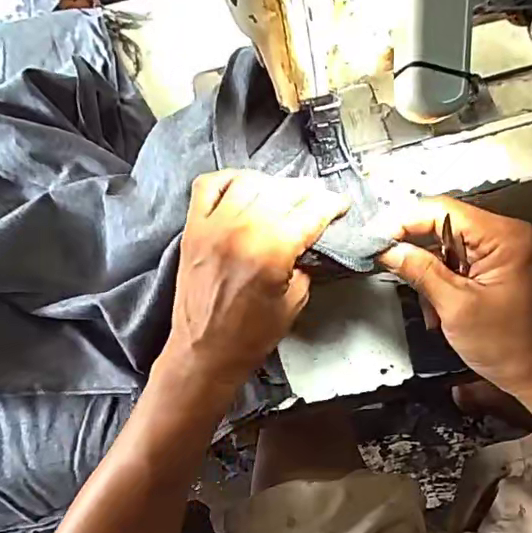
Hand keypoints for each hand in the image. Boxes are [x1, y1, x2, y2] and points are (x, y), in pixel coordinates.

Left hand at [160, 170, 350, 391]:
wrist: (204, 352)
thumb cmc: (248, 336)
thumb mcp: (294, 302)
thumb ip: (305, 263)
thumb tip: (310, 241)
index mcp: (270, 250)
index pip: (311, 209)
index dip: (332, 205)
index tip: (338, 205)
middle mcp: (241, 230)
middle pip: (283, 190)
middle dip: (307, 194)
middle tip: (315, 204)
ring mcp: (213, 226)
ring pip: (249, 181)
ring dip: (271, 185)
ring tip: (281, 197)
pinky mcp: (192, 229)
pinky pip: (208, 186)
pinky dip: (227, 180)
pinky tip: (242, 188)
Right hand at [376, 196, 531, 400]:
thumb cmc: (510, 344)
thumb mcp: (455, 306)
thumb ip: (420, 271)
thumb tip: (389, 249)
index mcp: (504, 237)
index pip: (442, 211)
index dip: (403, 221)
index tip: (376, 239)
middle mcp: (504, 236)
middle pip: (441, 225)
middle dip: (415, 251)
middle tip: (388, 265)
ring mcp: (498, 252)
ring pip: (442, 247)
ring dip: (426, 274)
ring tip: (431, 306)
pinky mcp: (491, 267)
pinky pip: (452, 263)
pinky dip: (437, 283)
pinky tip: (439, 309)